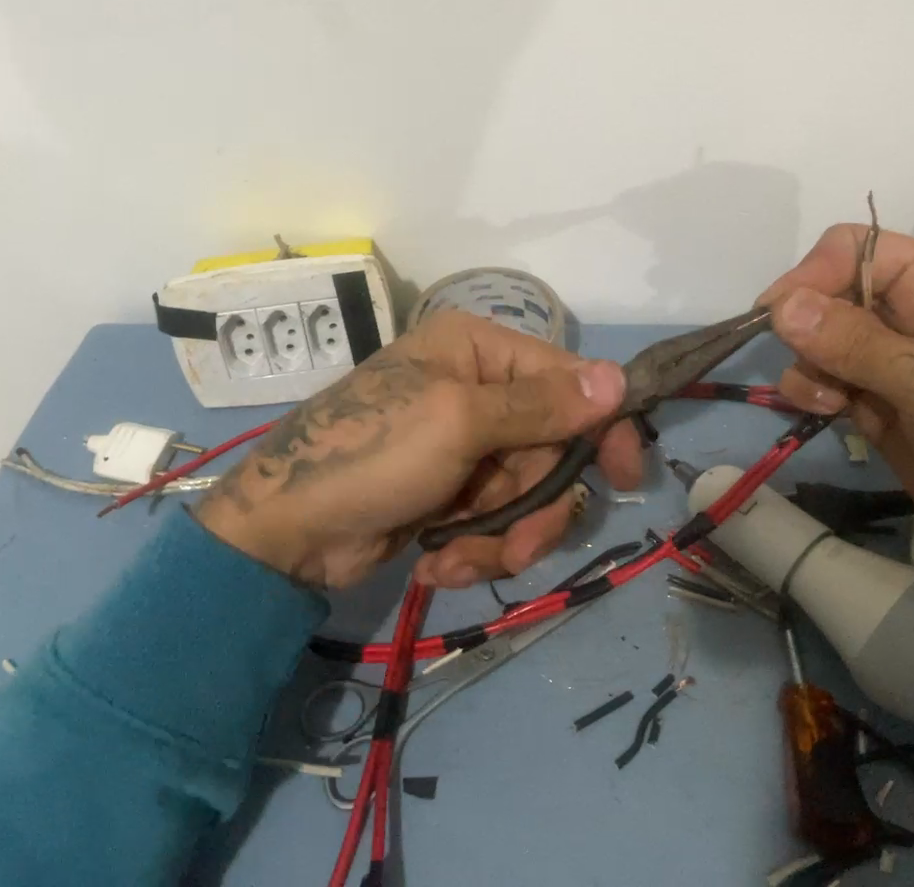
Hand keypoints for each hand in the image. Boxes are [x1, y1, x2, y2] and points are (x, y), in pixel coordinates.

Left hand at [194, 312, 643, 591]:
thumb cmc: (372, 454)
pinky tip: (437, 562)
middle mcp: (474, 390)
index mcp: (475, 351)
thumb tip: (620, 378)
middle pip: (550, 448)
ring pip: (527, 493)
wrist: (288, 531)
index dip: (599, 426)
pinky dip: (473, 547)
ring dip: (501, 536)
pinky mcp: (451, 494)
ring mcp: (463, 447)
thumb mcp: (457, 422)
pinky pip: (494, 520)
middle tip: (518, 544)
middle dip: (534, 505)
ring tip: (460, 556)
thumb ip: (541, 405)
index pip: (566, 379)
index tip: (624, 475)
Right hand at [758, 226, 913, 596]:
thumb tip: (779, 305)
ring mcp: (894, 361)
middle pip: (831, 293)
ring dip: (810, 364)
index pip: (858, 250)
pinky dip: (813, 390)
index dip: (814, 274)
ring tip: (829, 401)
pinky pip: (825, 378)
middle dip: (809, 327)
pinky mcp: (878, 402)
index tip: (777, 314)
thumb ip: (853, 341)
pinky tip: (829, 412)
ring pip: (820, 338)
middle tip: (814, 368)